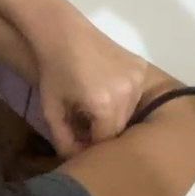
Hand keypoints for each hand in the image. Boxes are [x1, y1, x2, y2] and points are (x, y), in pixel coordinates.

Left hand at [29, 14, 150, 155]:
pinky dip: (123, 100)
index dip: (91, 146)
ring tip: (94, 110)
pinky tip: (105, 93)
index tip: (79, 143)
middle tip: (85, 128)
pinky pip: (136, 95)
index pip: (106, 141)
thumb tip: (76, 162)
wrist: (62, 33)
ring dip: (114, 117)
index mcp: (104, 105)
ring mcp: (138, 78)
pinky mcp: (142, 67)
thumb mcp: (52, 111)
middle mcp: (127, 93)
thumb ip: (64, 141)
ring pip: (130, 113)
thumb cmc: (52, 72)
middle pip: (121, 128)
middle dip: (103, 132)